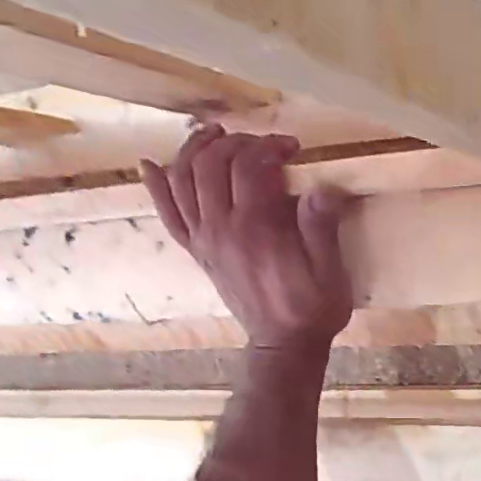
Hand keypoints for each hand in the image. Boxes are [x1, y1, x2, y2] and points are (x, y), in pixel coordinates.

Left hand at [139, 125, 353, 353]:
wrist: (284, 345)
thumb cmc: (312, 309)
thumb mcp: (330, 272)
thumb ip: (323, 228)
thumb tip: (323, 188)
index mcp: (257, 228)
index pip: (250, 165)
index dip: (269, 146)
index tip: (292, 147)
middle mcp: (222, 228)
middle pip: (213, 164)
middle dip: (236, 142)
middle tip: (261, 143)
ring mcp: (205, 240)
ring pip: (184, 180)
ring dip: (195, 150)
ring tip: (213, 135)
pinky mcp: (199, 253)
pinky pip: (169, 215)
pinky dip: (157, 187)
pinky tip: (150, 165)